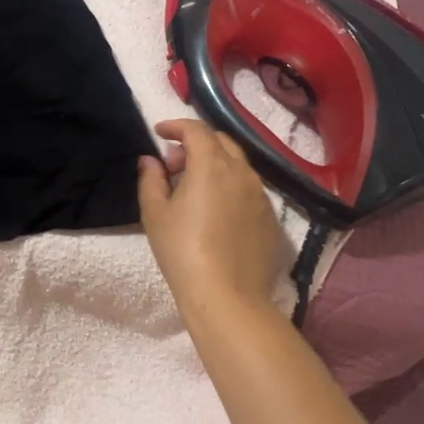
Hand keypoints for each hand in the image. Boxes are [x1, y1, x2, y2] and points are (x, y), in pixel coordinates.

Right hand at [138, 119, 290, 306]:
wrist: (228, 296)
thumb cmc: (182, 251)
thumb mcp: (155, 214)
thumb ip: (151, 179)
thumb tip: (151, 160)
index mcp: (211, 166)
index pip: (196, 130)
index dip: (176, 126)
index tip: (159, 132)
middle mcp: (242, 173)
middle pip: (221, 142)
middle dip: (196, 144)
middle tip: (174, 163)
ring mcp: (262, 196)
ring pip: (238, 166)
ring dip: (214, 165)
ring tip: (193, 189)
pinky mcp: (272, 220)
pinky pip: (249, 190)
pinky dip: (230, 187)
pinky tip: (216, 213)